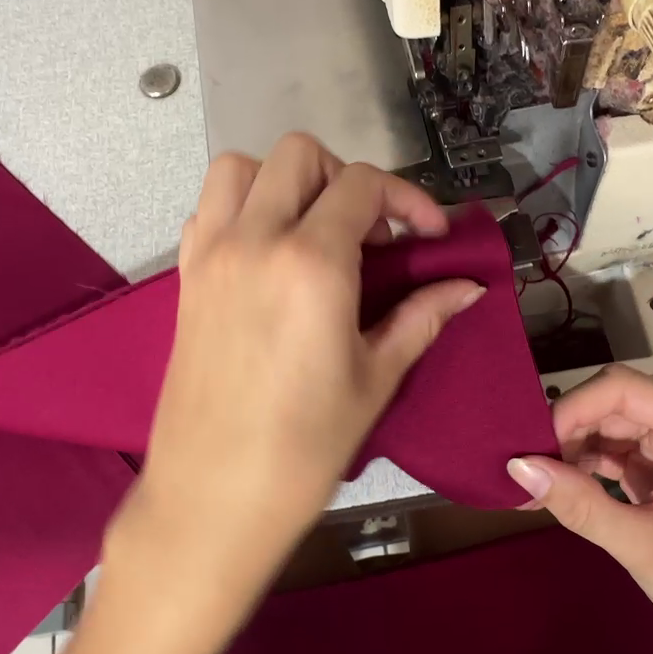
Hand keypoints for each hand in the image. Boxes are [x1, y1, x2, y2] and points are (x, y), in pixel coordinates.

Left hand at [109, 134, 485, 611]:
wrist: (212, 498)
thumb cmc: (304, 447)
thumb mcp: (376, 378)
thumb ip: (421, 317)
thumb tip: (467, 287)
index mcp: (311, 262)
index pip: (363, 184)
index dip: (407, 198)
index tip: (429, 234)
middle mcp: (255, 240)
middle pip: (300, 155)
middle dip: (346, 178)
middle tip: (370, 235)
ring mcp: (211, 254)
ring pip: (242, 168)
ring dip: (286, 181)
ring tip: (316, 231)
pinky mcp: (185, 278)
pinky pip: (209, 209)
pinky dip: (243, 208)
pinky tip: (271, 255)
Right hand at [506, 365, 652, 653]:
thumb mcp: (643, 547)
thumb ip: (580, 504)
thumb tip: (517, 467)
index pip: (622, 388)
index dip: (573, 408)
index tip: (533, 446)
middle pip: (611, 403)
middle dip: (565, 430)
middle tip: (522, 466)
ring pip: (606, 426)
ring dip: (569, 449)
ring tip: (530, 479)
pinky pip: (612, 451)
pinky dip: (582, 467)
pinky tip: (553, 486)